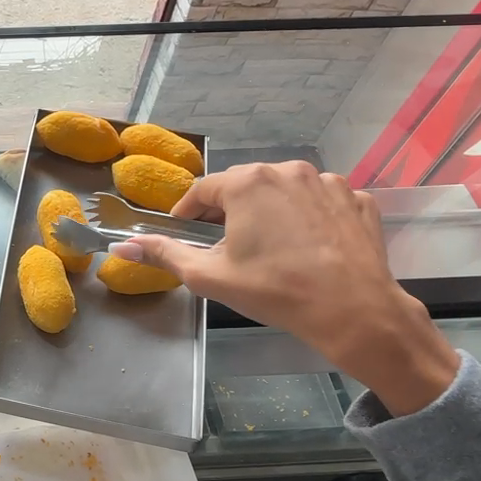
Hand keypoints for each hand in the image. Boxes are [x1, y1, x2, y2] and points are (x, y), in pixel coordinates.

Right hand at [110, 162, 459, 415]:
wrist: (353, 311)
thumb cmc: (273, 290)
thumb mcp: (209, 276)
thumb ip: (163, 254)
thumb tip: (121, 247)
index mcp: (248, 183)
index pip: (202, 191)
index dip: (187, 215)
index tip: (184, 236)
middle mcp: (289, 169)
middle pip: (244, 187)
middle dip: (229, 214)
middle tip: (224, 249)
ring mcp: (329, 182)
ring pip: (283, 193)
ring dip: (269, 214)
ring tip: (269, 251)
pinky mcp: (358, 200)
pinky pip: (321, 203)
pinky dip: (309, 220)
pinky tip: (308, 249)